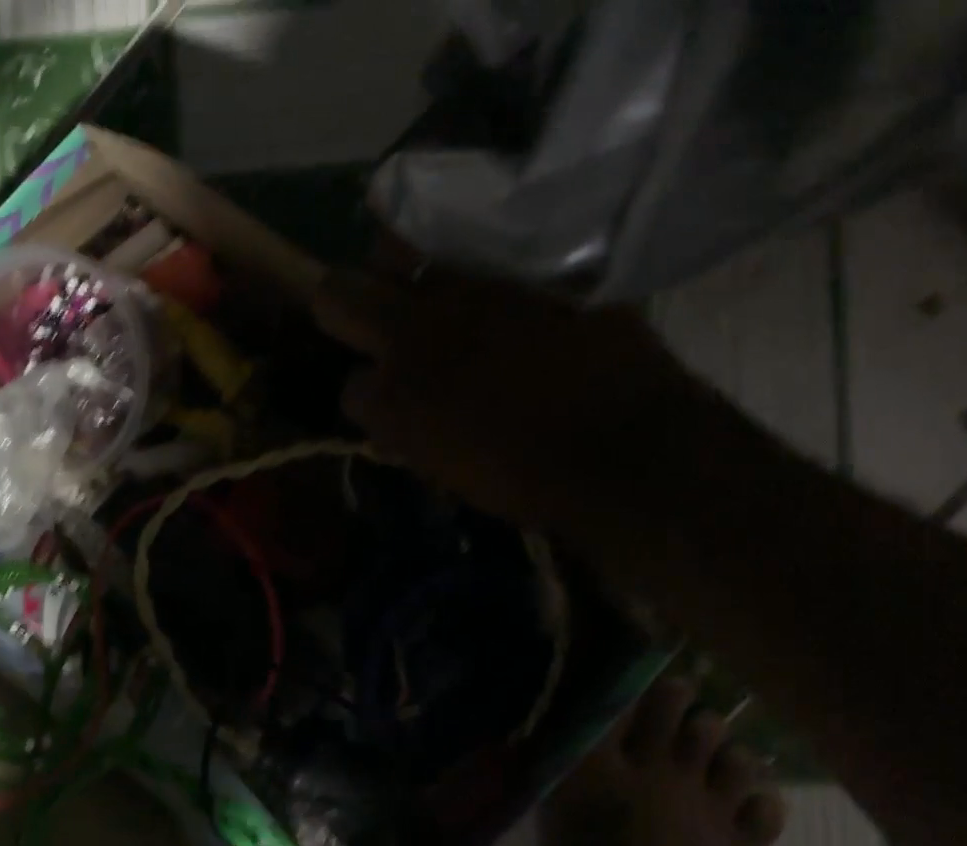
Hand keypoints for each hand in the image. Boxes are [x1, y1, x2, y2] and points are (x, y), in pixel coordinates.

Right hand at [311, 267, 715, 527]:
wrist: (628, 450)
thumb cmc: (532, 479)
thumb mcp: (446, 470)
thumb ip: (405, 433)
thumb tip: (390, 412)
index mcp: (393, 396)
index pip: (348, 384)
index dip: (366, 390)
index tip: (387, 396)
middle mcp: (414, 333)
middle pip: (338, 295)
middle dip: (343, 307)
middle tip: (371, 318)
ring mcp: (465, 293)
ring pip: (395, 249)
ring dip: (396, 267)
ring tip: (421, 284)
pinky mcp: (517, 270)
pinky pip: (468, 246)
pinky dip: (464, 262)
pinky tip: (484, 282)